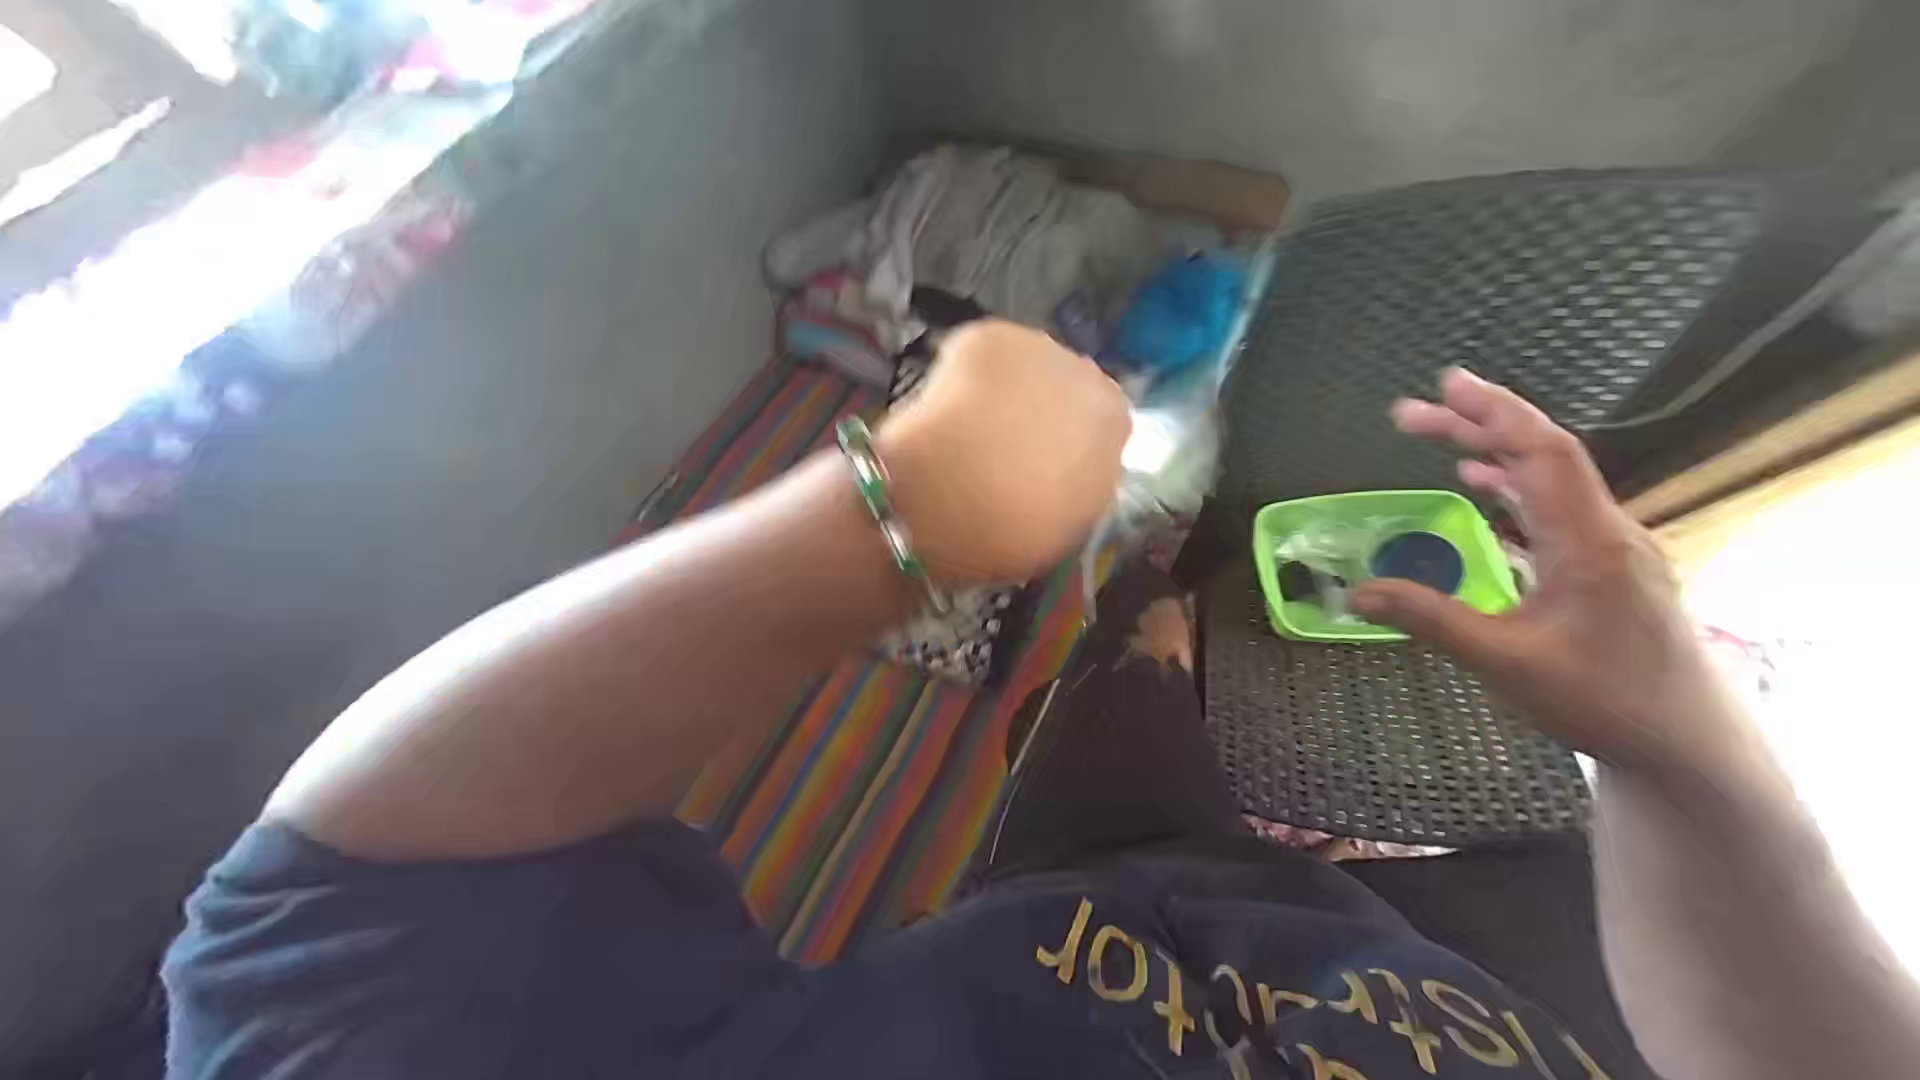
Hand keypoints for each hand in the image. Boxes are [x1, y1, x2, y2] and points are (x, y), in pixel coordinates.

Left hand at [875, 320, 1130, 583]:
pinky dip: (963, 374)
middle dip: (1039, 408)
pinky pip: (979, 354)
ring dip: (1003, 389)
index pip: (1100, 424)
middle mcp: (1088, 376)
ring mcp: (1038, 348)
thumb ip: (1077, 491)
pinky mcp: (991, 337)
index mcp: (1114, 425)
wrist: (958, 497)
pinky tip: (944, 408)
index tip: (1042, 464)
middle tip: (1002, 445)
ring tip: (967, 428)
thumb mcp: (1067, 526)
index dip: (1068, 443)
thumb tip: (1061, 481)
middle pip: (1065, 388)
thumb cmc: (1017, 530)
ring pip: (1023, 368)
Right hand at [1351, 368, 1756, 777]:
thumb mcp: (1504, 661)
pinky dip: (1509, 486)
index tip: (1446, 386)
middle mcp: (1605, 532)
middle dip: (1476, 426)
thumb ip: (1429, 618)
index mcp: (1589, 542)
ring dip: (1489, 453)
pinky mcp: (1600, 568)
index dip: (1495, 413)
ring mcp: (1607, 550)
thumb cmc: (1602, 701)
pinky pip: (1549, 509)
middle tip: (1410, 413)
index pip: (1543, 455)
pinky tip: (1479, 486)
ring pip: (1546, 481)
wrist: (1686, 749)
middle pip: (1541, 457)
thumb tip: (1355, 591)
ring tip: (1437, 437)